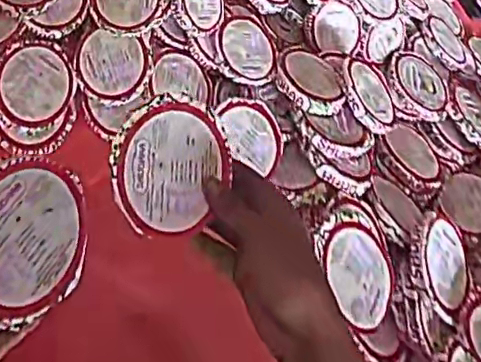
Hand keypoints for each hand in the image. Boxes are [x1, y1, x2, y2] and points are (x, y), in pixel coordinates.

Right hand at [200, 165, 359, 361]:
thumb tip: (210, 180)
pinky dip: (207, 244)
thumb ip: (232, 207)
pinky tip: (189, 237)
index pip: (246, 176)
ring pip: (226, 225)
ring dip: (206, 217)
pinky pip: (222, 252)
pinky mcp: (245, 271)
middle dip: (211, 190)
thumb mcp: (256, 232)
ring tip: (179, 202)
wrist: (300, 325)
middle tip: (182, 178)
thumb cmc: (286, 269)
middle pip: (234, 200)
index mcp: (272, 204)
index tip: (199, 155)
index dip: (225, 165)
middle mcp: (263, 222)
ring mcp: (254, 247)